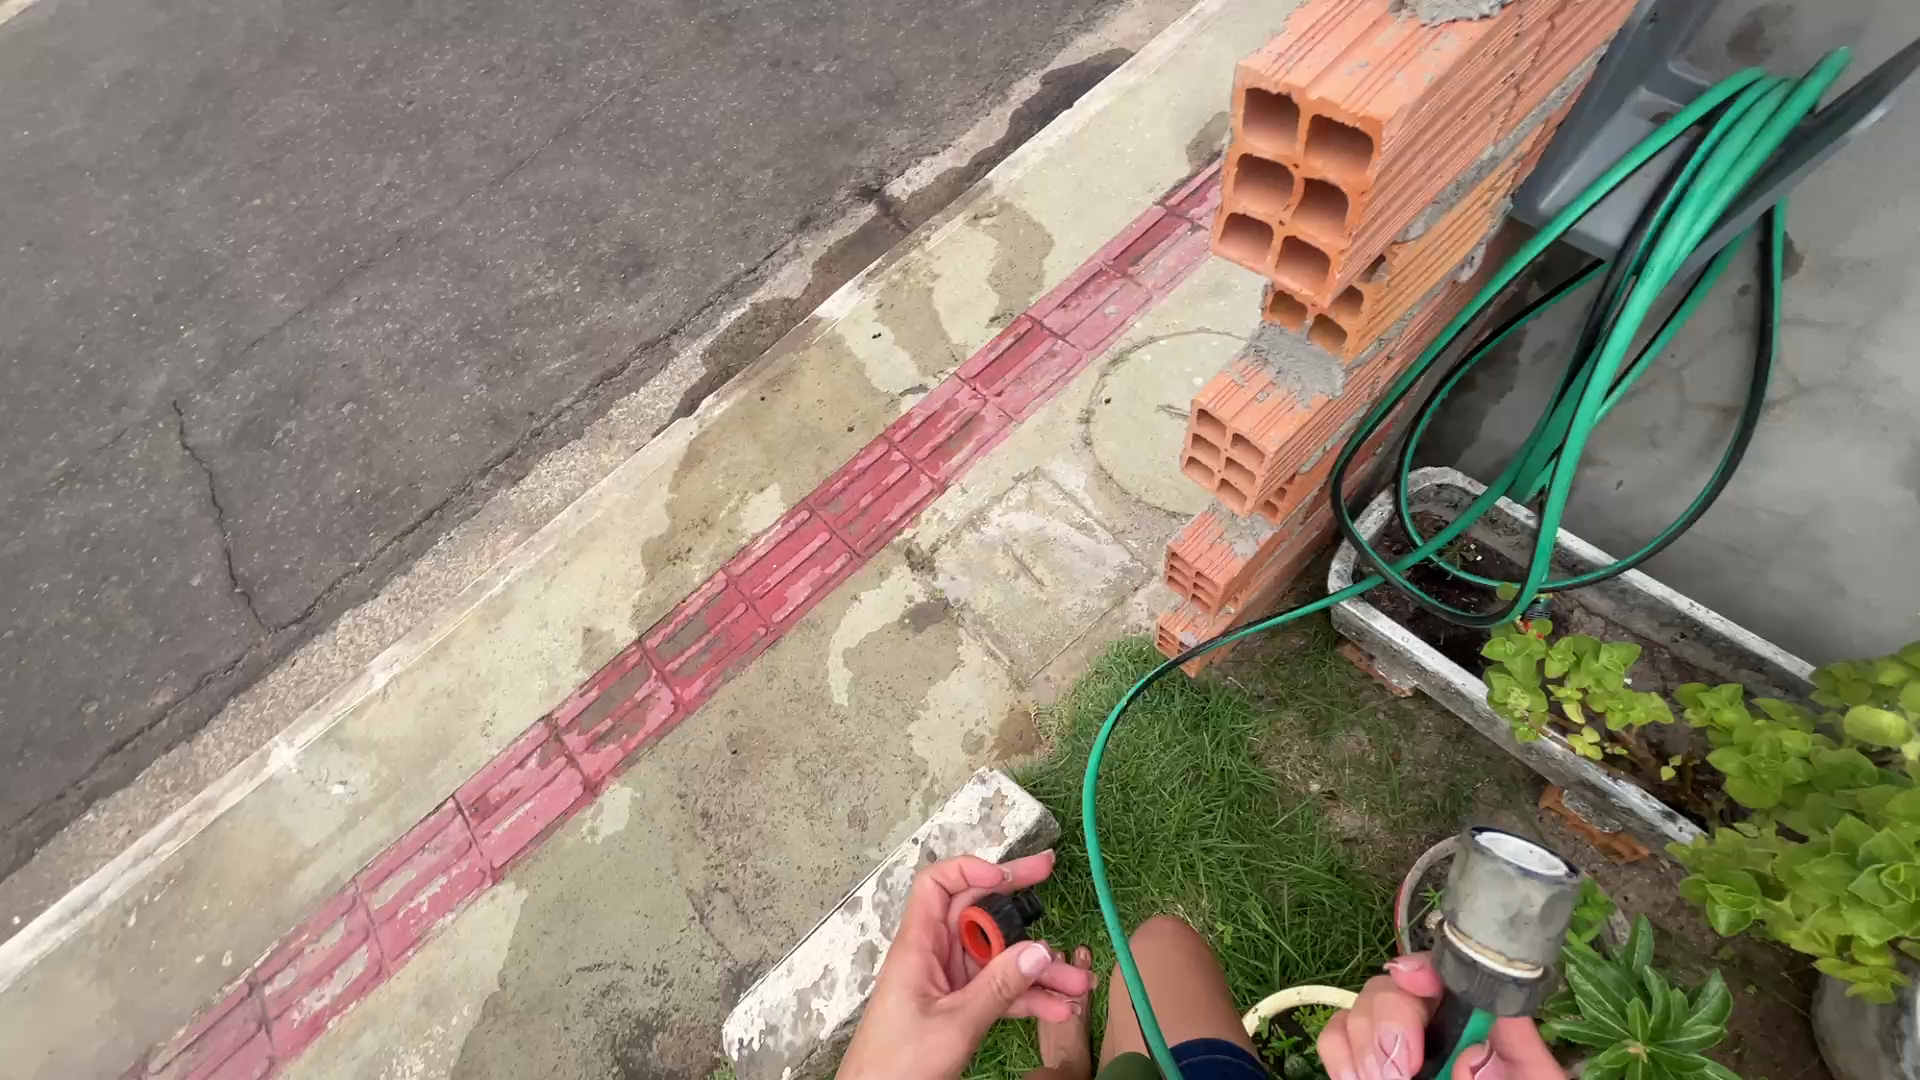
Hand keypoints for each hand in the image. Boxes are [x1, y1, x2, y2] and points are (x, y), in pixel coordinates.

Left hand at [837, 851, 1094, 1079]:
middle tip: (1049, 873)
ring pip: (998, 956)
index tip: (1004, 875)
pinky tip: (1059, 1008)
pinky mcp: (960, 1006)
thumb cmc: (896, 1066)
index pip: (937, 884)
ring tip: (1077, 981)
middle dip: (1017, 899)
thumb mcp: (953, 1025)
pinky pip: (999, 990)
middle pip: (978, 911)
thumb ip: (997, 988)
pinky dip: (1028, 999)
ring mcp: (949, 979)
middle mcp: (935, 952)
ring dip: (1036, 967)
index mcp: (919, 943)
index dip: (969, 870)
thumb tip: (1038, 952)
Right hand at [1317, 953, 1564, 1079]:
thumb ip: (1511, 1075)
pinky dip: (1339, 1054)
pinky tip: (1354, 1078)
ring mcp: (1394, 1043)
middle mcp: (1435, 1028)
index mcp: (1483, 1032)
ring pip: (1359, 1008)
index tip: (1410, 979)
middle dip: (1388, 1020)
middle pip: (1394, 988)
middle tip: (1397, 1071)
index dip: (1424, 967)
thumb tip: (1472, 1056)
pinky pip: (1335, 1035)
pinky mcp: (1362, 1060)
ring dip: (1363, 1044)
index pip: (1449, 978)